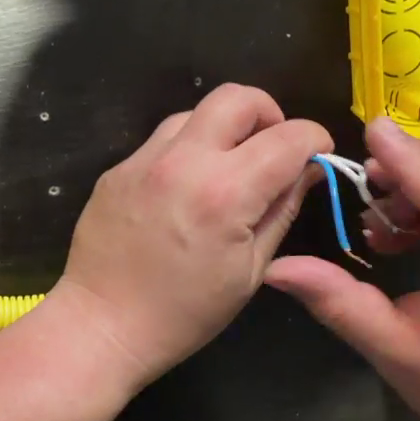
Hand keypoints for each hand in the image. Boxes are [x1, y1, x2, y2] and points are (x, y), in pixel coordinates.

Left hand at [54, 84, 332, 391]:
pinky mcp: (116, 169)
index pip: (288, 136)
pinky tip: (184, 190)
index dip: (315, 140)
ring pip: (194, 113)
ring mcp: (142, 161)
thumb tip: (309, 170)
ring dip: (222, 130)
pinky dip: (185, 151)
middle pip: (236, 96)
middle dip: (268, 113)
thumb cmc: (184, 313)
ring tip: (226, 170)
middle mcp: (182, 161)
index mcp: (225, 192)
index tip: (317, 155)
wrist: (102, 324)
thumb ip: (281, 210)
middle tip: (271, 150)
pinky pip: (161, 141)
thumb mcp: (250, 270)